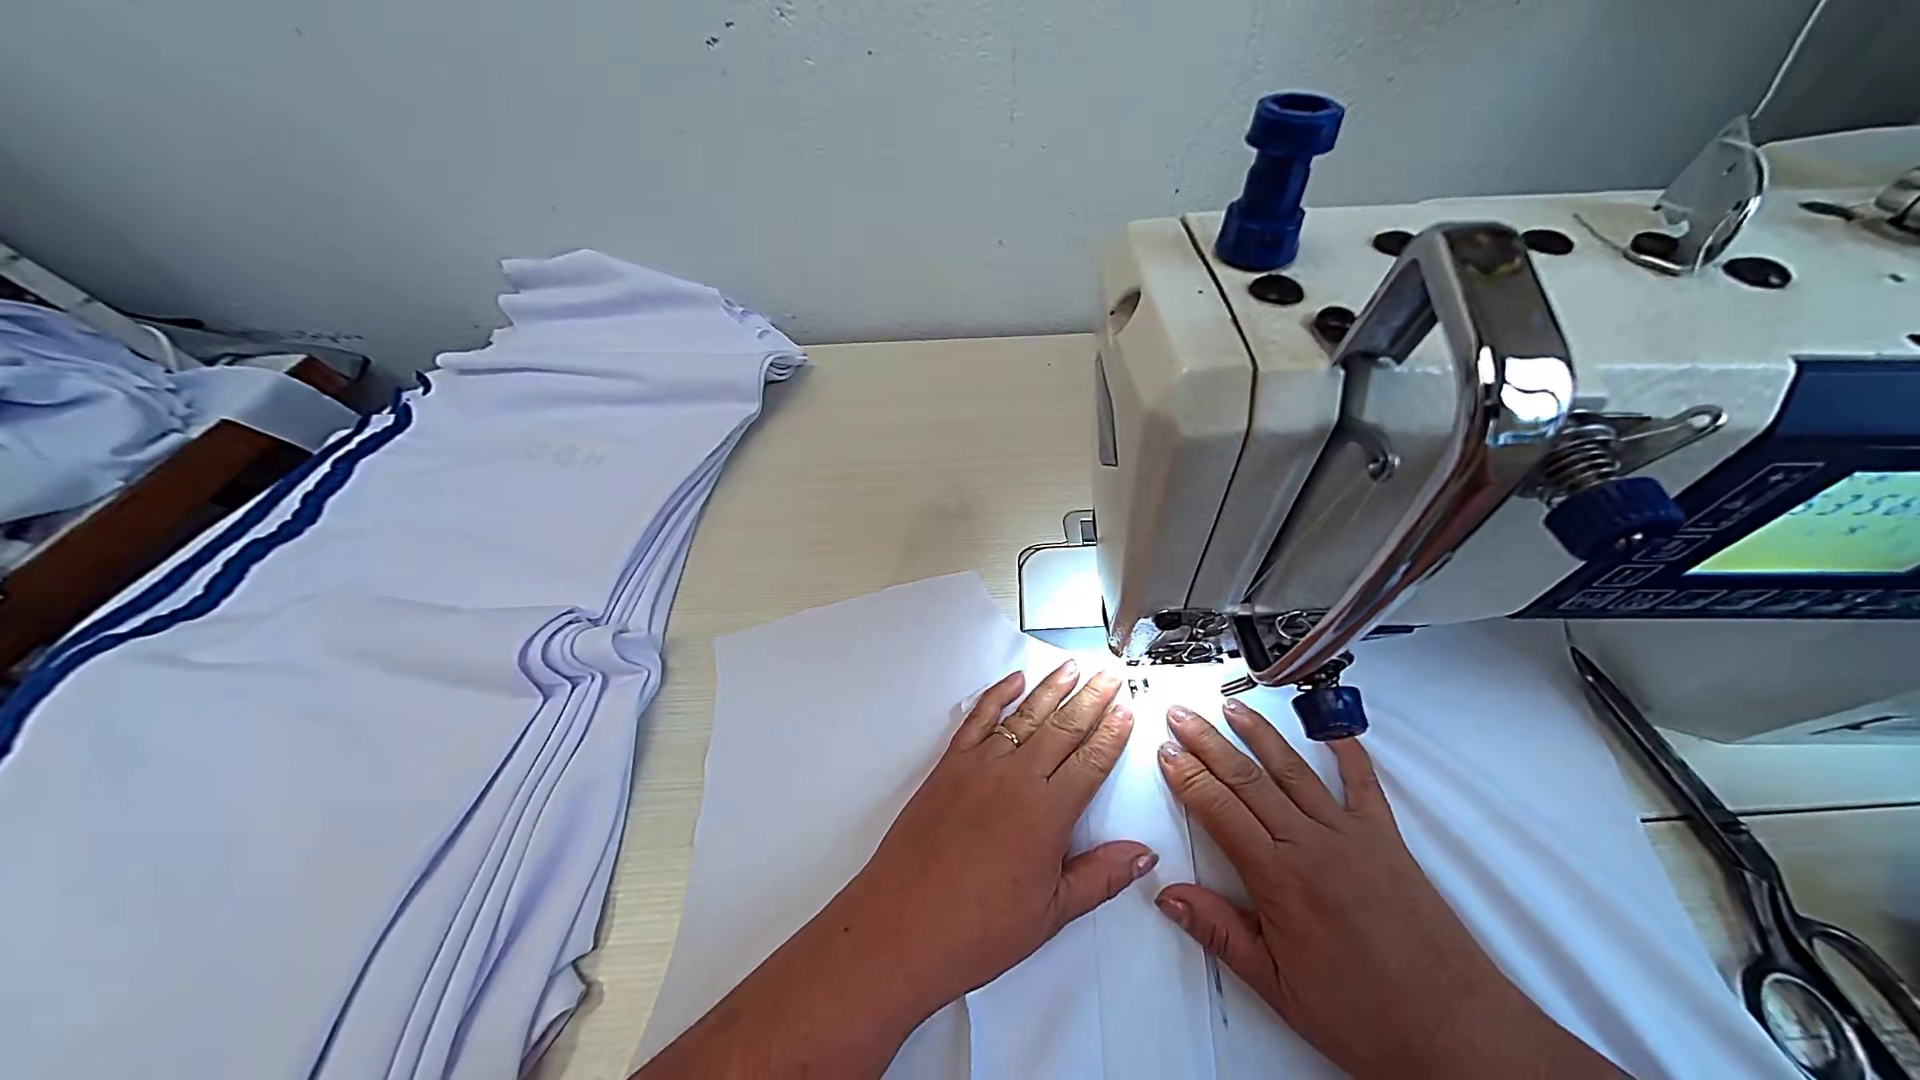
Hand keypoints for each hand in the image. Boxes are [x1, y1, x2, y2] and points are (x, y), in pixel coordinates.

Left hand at [839, 660, 1153, 1010]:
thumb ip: (1100, 876)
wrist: (902, 925)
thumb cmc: (971, 926)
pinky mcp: (948, 766)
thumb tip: (1138, 856)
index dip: (1113, 731)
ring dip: (1052, 688)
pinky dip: (996, 696)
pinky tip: (1012, 682)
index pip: (1092, 760)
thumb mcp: (1051, 912)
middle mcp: (1014, 780)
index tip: (1126, 710)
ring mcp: (978, 767)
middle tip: (1109, 676)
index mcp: (1046, 813)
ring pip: (1025, 715)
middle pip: (1064, 726)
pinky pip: (977, 719)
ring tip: (1072, 669)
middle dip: (1092, 697)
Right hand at [1154, 699, 1627, 1079]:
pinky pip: (1363, 785)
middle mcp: (1313, 846)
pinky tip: (1332, 731)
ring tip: (1232, 708)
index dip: (1187, 775)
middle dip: (1208, 741)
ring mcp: (1352, 837)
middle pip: (1247, 779)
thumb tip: (1171, 897)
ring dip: (1258, 734)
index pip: (1219, 809)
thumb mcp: (1277, 987)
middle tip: (1182, 715)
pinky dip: (1348, 752)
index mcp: (1281, 880)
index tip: (1166, 750)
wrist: (1458, 1034)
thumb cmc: (1369, 1017)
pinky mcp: (1387, 841)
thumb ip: (1219, 933)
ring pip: (1294, 771)